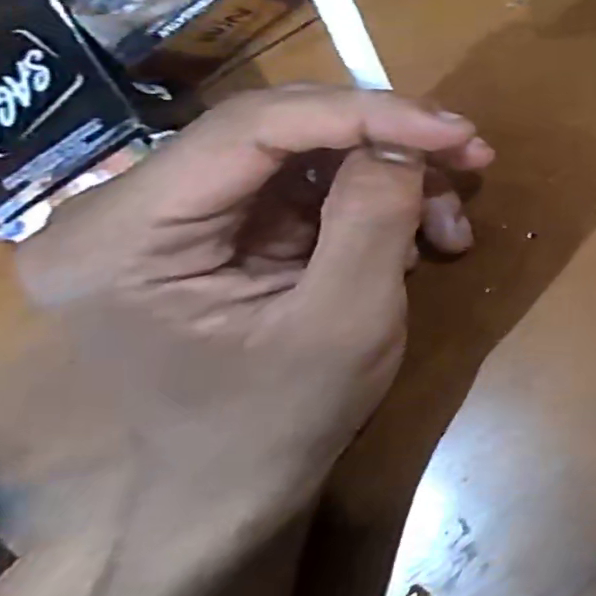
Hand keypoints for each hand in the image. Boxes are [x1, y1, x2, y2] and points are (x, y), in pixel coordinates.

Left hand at [15, 86, 496, 515]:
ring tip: (453, 229)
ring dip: (399, 176)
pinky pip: (317, 180)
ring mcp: (177, 213)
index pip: (252, 128)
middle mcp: (128, 207)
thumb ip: (374, 218)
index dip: (367, 114)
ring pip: (311, 148)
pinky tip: (422, 240)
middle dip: (391, 137)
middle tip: (472, 158)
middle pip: (281, 125)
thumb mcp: (347, 318)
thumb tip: (410, 141)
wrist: (245, 481)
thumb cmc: (285, 415)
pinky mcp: (223, 224)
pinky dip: (385, 198)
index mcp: (122, 236)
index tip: (458, 132)